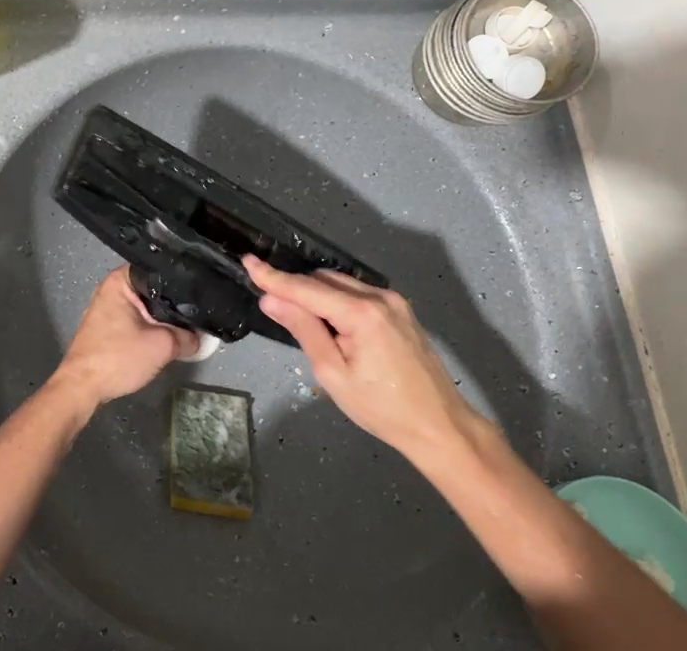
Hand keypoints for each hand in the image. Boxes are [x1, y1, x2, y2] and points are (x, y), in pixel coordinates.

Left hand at [49, 267, 201, 408]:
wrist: (83, 387)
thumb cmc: (118, 357)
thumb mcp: (163, 346)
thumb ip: (187, 337)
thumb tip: (200, 337)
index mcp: (120, 280)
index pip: (159, 270)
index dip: (182, 281)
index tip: (202, 293)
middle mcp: (111, 288)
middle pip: (153, 291)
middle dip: (174, 304)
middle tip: (199, 314)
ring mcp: (107, 308)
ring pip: (145, 309)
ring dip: (162, 320)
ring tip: (185, 328)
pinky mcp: (107, 327)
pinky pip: (136, 322)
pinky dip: (149, 330)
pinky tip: (164, 340)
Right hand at [245, 255, 479, 460]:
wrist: (439, 426)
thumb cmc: (382, 408)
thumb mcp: (333, 373)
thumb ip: (303, 330)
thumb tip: (272, 300)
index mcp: (362, 313)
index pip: (306, 288)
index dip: (273, 276)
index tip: (247, 261)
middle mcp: (380, 297)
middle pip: (324, 279)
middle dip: (296, 288)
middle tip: (272, 305)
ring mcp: (394, 302)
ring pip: (341, 284)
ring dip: (316, 294)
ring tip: (302, 322)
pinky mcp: (401, 311)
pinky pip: (358, 294)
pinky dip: (337, 301)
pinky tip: (330, 325)